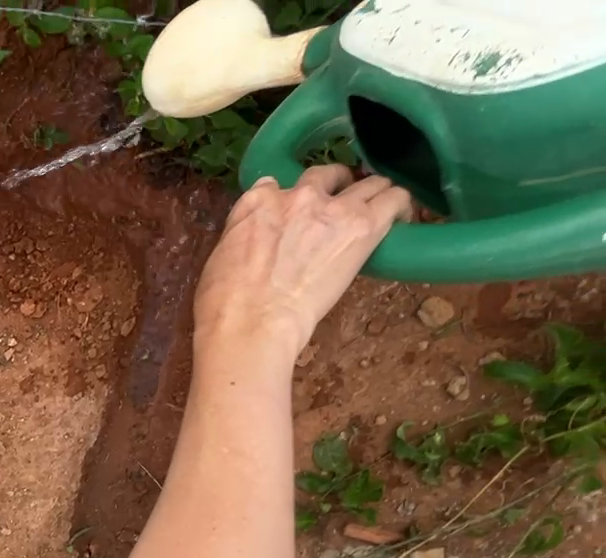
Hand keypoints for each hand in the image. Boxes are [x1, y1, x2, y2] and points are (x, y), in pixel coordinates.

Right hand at [194, 164, 412, 356]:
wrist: (251, 320)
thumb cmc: (223, 301)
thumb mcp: (221, 258)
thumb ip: (245, 235)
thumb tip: (258, 238)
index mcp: (255, 203)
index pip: (273, 185)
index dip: (283, 200)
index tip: (287, 217)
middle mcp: (296, 195)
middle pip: (326, 175)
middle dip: (332, 188)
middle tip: (334, 210)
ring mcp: (333, 207)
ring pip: (370, 182)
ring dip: (369, 195)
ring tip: (370, 214)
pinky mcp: (364, 223)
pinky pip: (396, 198)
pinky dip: (398, 206)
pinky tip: (395, 221)